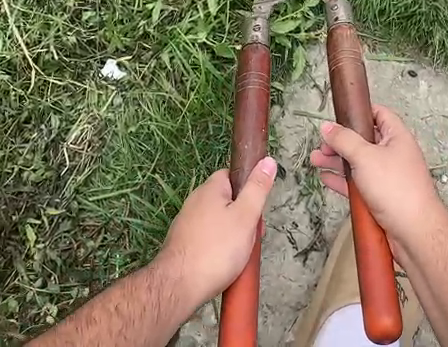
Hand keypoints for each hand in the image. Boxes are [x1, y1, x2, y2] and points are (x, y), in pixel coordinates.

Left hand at [151, 157, 278, 308]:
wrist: (178, 286)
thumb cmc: (217, 249)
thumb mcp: (246, 215)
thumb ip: (257, 188)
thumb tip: (268, 161)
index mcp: (210, 188)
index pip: (232, 175)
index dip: (248, 190)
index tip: (256, 211)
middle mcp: (195, 201)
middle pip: (226, 201)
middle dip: (242, 218)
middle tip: (251, 239)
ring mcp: (186, 224)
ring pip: (218, 223)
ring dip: (231, 236)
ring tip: (238, 258)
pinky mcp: (181, 245)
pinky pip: (206, 240)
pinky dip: (217, 250)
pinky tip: (221, 266)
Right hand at [308, 105, 447, 254]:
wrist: (414, 233)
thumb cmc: (396, 189)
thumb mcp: (365, 157)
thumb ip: (344, 140)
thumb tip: (327, 127)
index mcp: (397, 137)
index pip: (378, 114)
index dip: (359, 112)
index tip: (339, 115)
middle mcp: (394, 154)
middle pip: (364, 140)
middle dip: (341, 141)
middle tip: (322, 144)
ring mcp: (387, 177)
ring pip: (358, 163)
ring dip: (337, 161)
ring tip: (316, 160)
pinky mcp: (381, 197)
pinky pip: (358, 184)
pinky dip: (343, 181)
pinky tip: (326, 178)